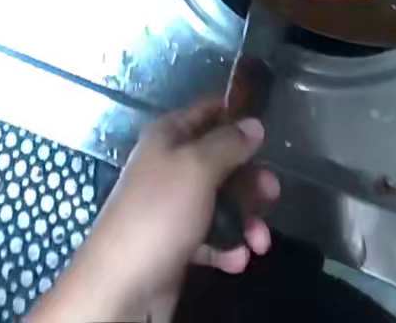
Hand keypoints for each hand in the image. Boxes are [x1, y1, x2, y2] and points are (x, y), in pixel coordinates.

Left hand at [27, 99, 279, 322]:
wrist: (122, 283)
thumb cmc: (160, 211)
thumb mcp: (197, 167)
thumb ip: (228, 144)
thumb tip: (254, 122)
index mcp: (169, 136)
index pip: (208, 112)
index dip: (236, 118)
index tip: (267, 132)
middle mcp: (170, 164)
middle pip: (220, 161)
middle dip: (249, 179)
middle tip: (272, 194)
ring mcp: (173, 205)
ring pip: (220, 201)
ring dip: (244, 219)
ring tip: (260, 241)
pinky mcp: (176, 242)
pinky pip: (210, 236)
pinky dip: (227, 246)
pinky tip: (238, 259)